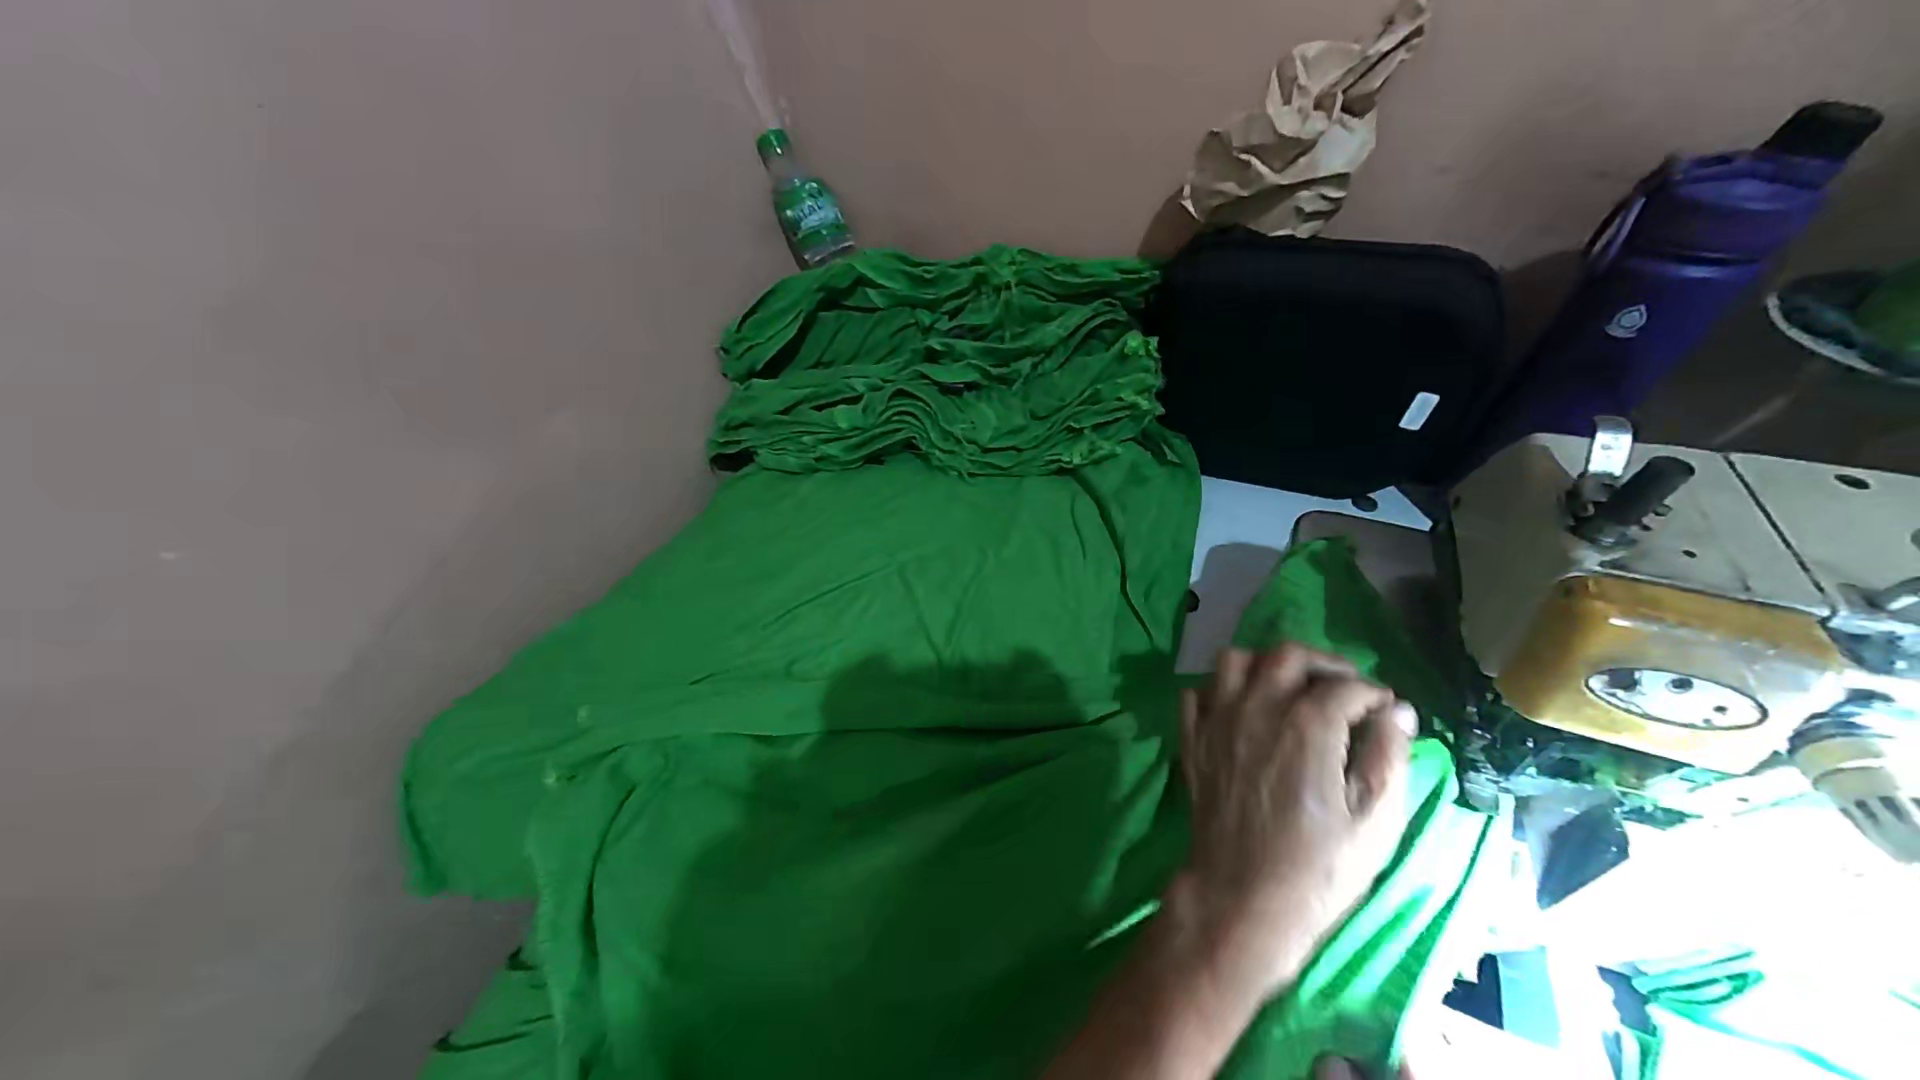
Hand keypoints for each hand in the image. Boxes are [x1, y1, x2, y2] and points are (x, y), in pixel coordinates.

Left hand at [1167, 645, 1416, 1003]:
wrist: (1243, 895)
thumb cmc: (1320, 866)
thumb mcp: (1376, 820)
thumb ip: (1389, 756)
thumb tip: (1398, 711)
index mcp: (1307, 725)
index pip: (1346, 686)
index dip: (1374, 692)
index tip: (1386, 709)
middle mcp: (1257, 709)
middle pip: (1286, 655)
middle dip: (1322, 663)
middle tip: (1342, 687)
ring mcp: (1217, 721)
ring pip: (1233, 661)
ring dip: (1265, 666)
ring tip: (1288, 690)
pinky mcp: (1192, 739)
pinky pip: (1196, 693)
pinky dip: (1219, 690)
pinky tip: (1240, 709)